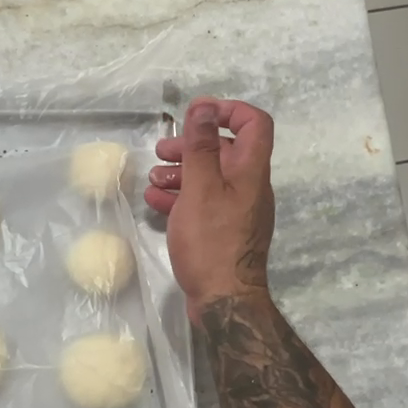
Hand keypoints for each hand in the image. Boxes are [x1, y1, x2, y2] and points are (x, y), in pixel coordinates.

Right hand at [146, 98, 275, 313]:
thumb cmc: (211, 242)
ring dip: (181, 174)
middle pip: (224, 152)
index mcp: (250, 171)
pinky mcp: (222, 234)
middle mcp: (248, 188)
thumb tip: (203, 107)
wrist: (223, 300)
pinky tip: (156, 203)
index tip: (196, 116)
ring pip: (210, 180)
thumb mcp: (200, 189)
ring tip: (153, 179)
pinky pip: (203, 205)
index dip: (227, 111)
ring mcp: (236, 212)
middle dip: (192, 146)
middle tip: (161, 151)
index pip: (253, 123)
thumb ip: (200, 147)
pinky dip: (181, 199)